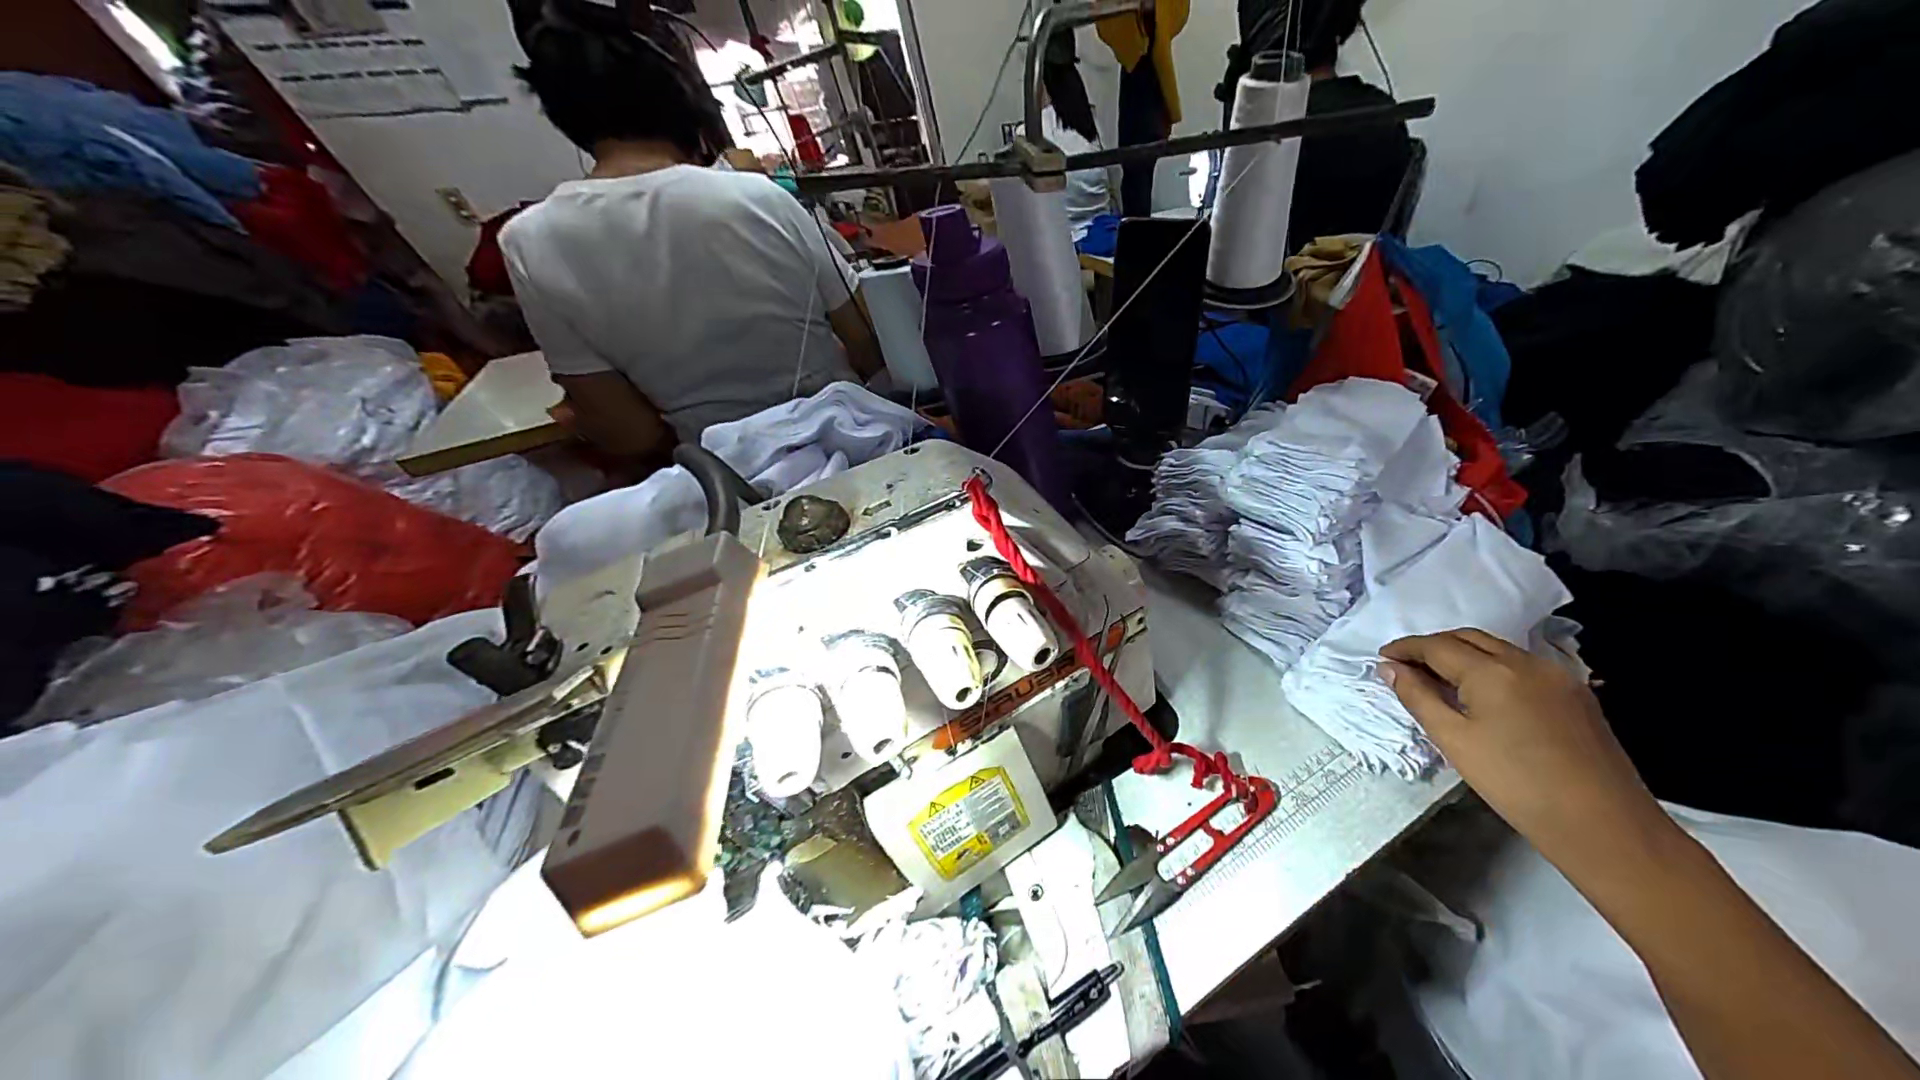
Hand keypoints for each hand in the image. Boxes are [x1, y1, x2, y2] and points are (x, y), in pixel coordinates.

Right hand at [1380, 629, 1680, 873]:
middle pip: (1468, 638)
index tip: (1382, 658)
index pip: (1437, 646)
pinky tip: (1482, 693)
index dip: (1405, 648)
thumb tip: (1390, 668)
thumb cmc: (1516, 784)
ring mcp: (1557, 677)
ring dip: (1463, 654)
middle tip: (1406, 665)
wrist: (1604, 826)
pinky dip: (1491, 667)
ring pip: (1498, 649)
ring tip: (1439, 678)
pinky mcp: (1576, 696)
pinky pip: (1522, 666)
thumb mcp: (1453, 740)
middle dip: (1433, 646)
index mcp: (1493, 671)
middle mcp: (1527, 662)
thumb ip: (1417, 697)